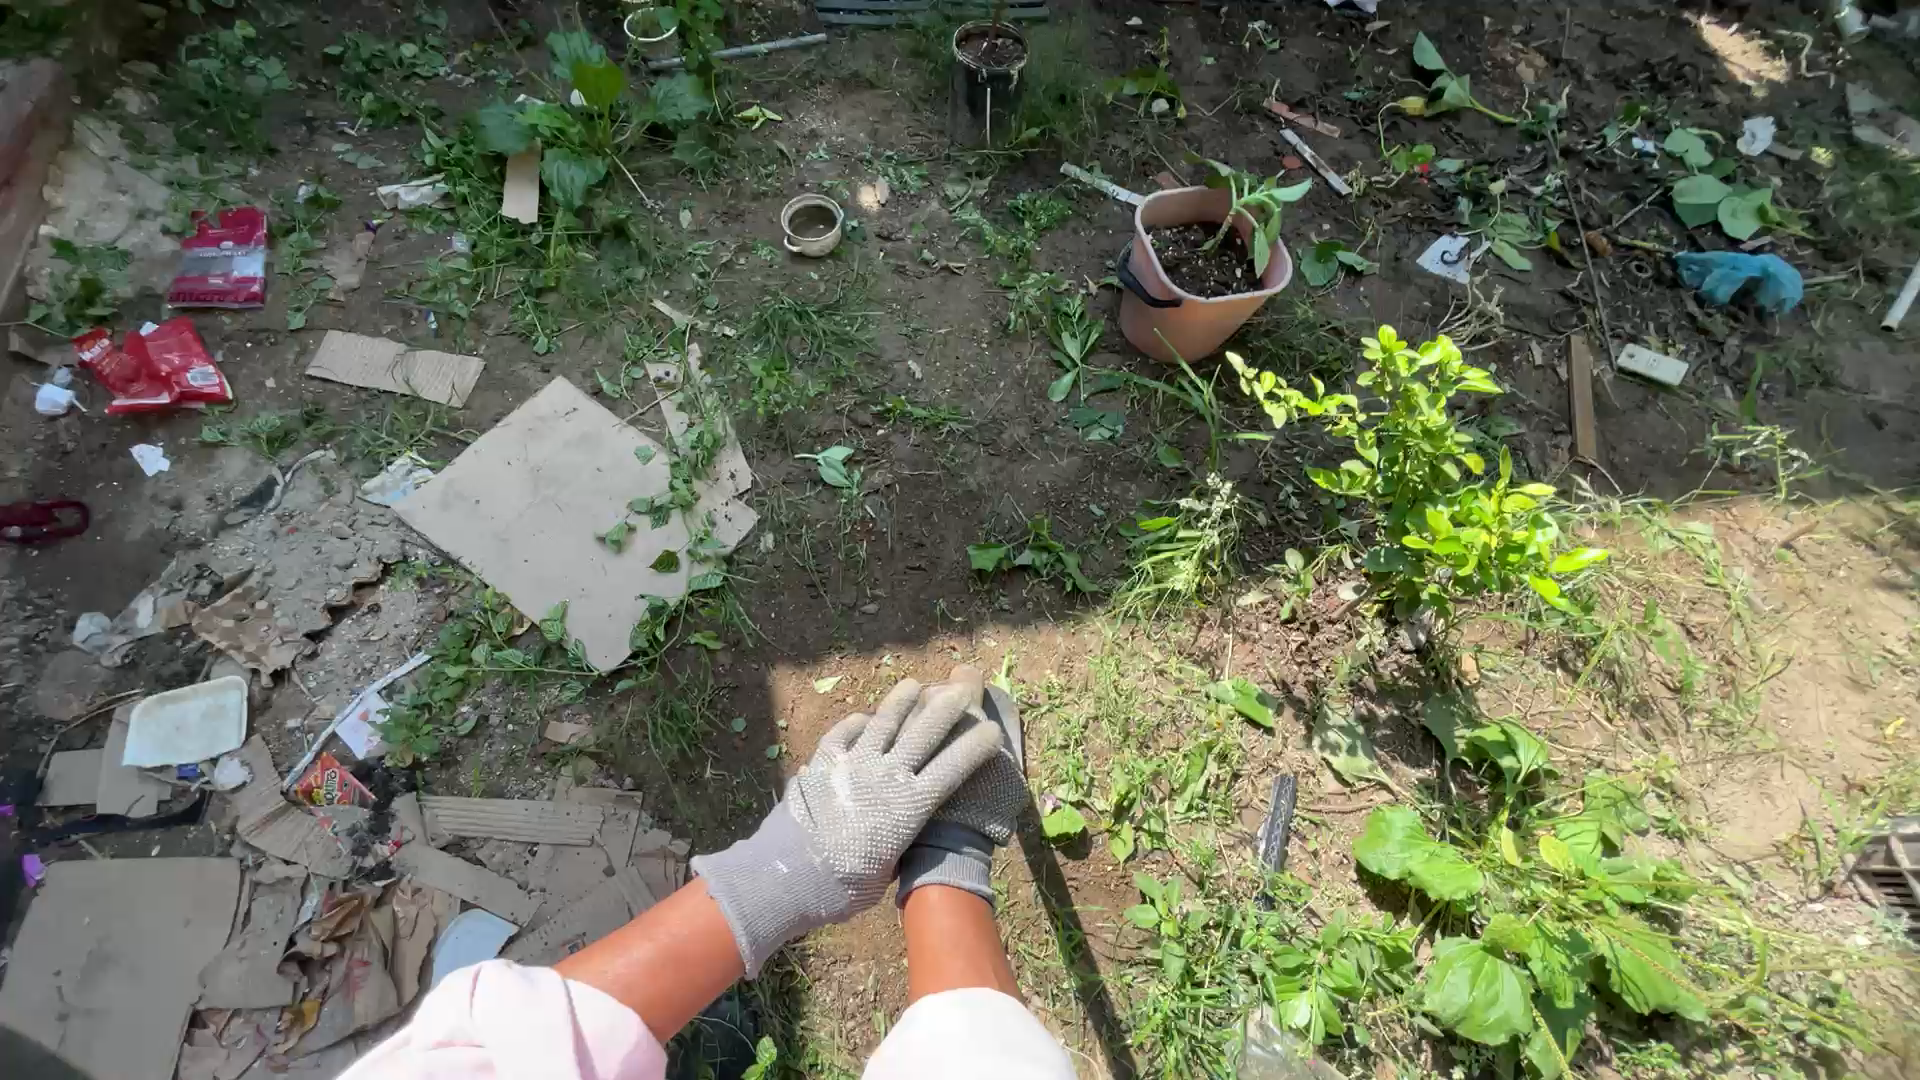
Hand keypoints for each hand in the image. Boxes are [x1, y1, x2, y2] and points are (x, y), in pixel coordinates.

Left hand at [690, 669, 1003, 975]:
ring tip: (914, 685)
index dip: (975, 747)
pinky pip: (844, 733)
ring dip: (901, 702)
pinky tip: (863, 717)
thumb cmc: (841, 889)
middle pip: (924, 733)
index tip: (992, 731)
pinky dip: (856, 723)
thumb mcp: (886, 873)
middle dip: (946, 708)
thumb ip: (899, 846)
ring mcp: (853, 763)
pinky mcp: (823, 762)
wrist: (785, 876)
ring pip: (885, 722)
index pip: (953, 769)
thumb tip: (902, 839)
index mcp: (909, 807)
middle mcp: (886, 776)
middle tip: (962, 689)